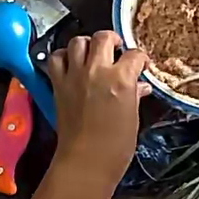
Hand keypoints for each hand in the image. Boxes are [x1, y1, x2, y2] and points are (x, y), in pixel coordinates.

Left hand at [45, 31, 149, 186]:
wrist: (86, 161)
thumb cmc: (116, 145)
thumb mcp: (132, 117)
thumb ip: (134, 95)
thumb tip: (139, 86)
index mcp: (120, 78)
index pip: (134, 55)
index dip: (141, 58)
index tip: (141, 65)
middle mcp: (96, 70)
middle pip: (103, 37)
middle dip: (113, 40)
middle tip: (117, 50)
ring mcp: (74, 75)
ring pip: (78, 41)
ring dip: (87, 44)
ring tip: (93, 54)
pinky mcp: (58, 84)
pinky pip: (56, 58)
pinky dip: (63, 56)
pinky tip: (72, 64)